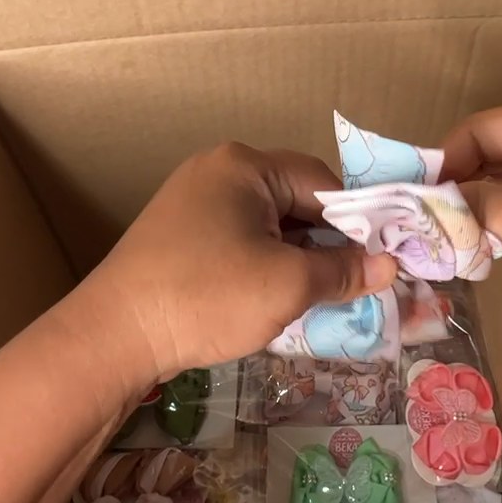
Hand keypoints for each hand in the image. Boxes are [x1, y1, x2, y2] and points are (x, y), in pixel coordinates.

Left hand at [81, 143, 398, 383]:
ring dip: (299, 256)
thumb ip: (342, 271)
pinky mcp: (181, 234)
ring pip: (269, 223)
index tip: (384, 257)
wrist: (113, 336)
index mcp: (244, 165)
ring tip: (325, 294)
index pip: (321, 182)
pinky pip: (241, 239)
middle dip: (328, 242)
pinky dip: (267, 263)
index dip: (358, 221)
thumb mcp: (286, 285)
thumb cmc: (205, 296)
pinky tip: (282, 295)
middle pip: (294, 200)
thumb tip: (388, 267)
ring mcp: (194, 202)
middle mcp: (218, 171)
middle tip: (358, 281)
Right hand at [439, 99, 501, 330]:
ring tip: (448, 235)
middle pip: (487, 149)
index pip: (479, 129)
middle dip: (456, 184)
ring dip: (473, 203)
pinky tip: (479, 242)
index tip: (416, 202)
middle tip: (428, 223)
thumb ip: (477, 203)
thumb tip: (426, 199)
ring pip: (499, 174)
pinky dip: (494, 216)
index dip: (444, 162)